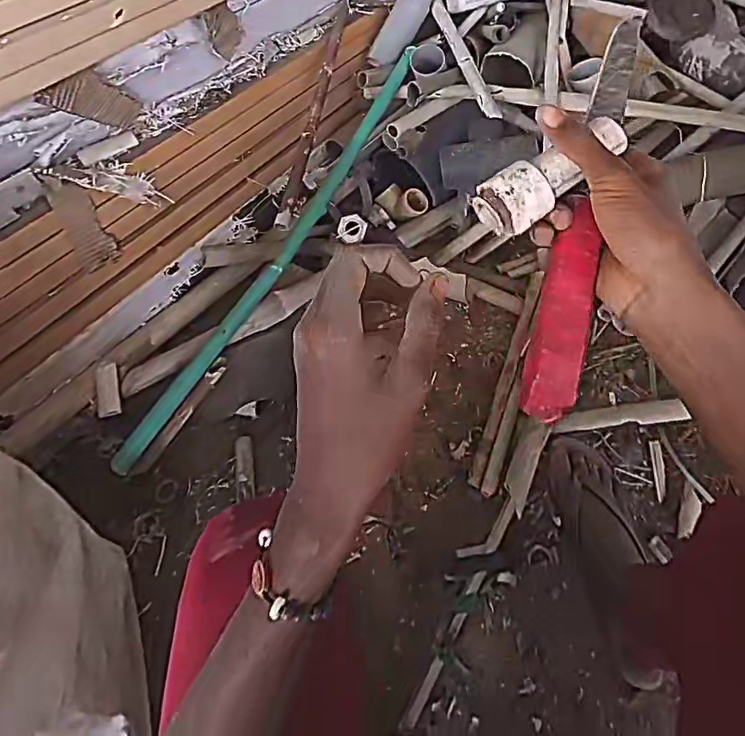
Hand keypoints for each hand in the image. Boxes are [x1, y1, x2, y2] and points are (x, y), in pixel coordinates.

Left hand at [270, 250, 446, 596]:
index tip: (416, 282)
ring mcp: (307, 338)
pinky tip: (393, 340)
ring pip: (342, 291)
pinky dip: (366, 314)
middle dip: (387, 275)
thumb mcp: (410, 380)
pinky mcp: (311, 352)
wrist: (329, 485)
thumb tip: (437, 285)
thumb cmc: (367, 442)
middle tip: (419, 298)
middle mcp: (312, 326)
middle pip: (345, 271)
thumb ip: (425, 325)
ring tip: (412, 319)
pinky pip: (337, 314)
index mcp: (333, 326)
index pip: (352, 259)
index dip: (389, 260)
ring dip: (379, 295)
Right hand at [538, 105, 712, 332]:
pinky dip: (549, 242)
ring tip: (563, 225)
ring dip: (551, 218)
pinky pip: (553, 240)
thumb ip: (579, 145)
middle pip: (566, 182)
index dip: (568, 149)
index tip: (550, 150)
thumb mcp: (614, 179)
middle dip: (554, 190)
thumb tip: (553, 115)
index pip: (592, 149)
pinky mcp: (582, 252)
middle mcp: (615, 200)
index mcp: (633, 173)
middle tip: (551, 193)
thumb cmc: (656, 238)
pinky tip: (557, 242)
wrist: (655, 291)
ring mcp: (598, 228)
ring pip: (556, 212)